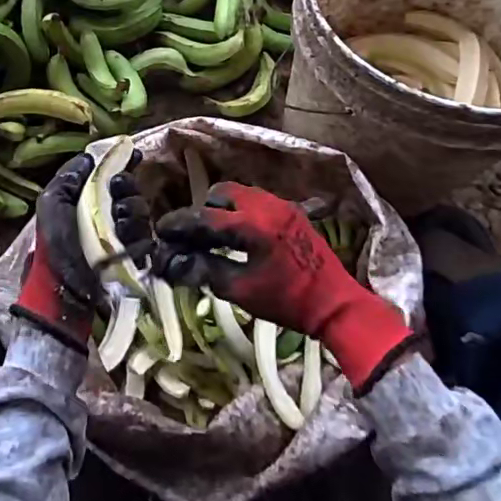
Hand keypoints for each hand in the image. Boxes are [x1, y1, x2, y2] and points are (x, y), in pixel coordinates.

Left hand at [12, 152, 148, 349]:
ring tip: (117, 221)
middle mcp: (110, 213)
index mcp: (89, 198)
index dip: (125, 162)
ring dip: (131, 211)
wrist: (65, 286)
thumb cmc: (55, 243)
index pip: (114, 174)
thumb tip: (89, 156)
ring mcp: (125, 236)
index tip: (135, 156)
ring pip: (142, 211)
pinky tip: (126, 240)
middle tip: (116, 195)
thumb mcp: (52, 202)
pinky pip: (148, 238)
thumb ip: (69, 176)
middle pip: (132, 190)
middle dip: (127, 188)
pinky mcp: (137, 257)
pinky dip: (138, 236)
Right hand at [154, 182, 414, 391]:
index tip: (162, 230)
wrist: (338, 305)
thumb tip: (172, 263)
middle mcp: (265, 205)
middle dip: (204, 211)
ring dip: (223, 210)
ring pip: (239, 194)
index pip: (203, 216)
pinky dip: (242, 212)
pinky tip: (242, 235)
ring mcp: (281, 205)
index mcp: (251, 225)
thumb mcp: (240, 289)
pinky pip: (257, 201)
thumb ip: (203, 270)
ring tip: (219, 235)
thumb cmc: (287, 301)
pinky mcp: (292, 212)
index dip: (179, 224)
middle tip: (196, 235)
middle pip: (221, 194)